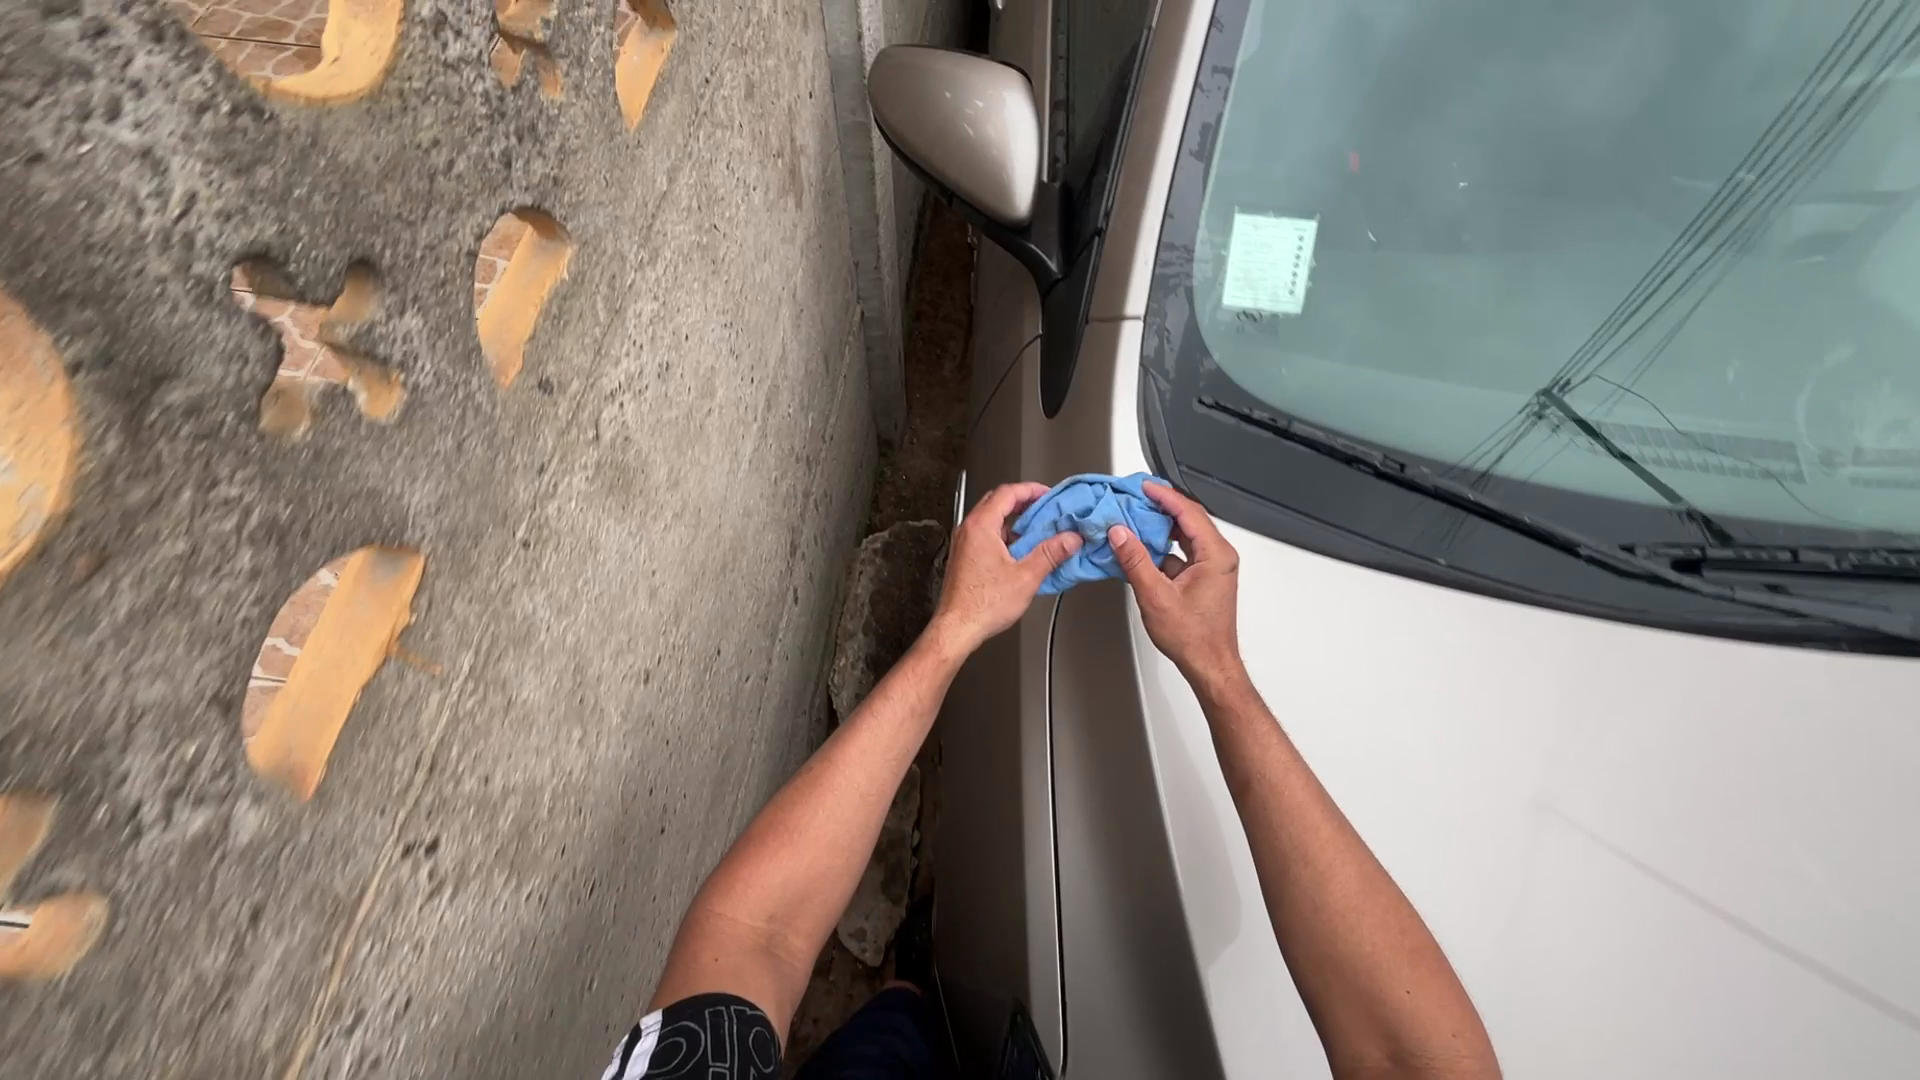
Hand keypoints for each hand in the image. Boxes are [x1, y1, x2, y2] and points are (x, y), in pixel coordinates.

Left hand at [927, 482, 1082, 654]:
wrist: (957, 628)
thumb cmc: (983, 605)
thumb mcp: (1026, 577)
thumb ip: (1050, 553)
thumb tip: (1070, 540)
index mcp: (981, 526)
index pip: (1007, 493)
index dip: (1031, 490)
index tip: (1047, 494)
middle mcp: (968, 530)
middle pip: (997, 502)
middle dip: (1023, 502)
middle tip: (1044, 508)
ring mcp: (963, 544)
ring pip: (991, 519)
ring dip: (1014, 520)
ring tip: (1037, 531)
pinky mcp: (964, 557)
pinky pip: (985, 535)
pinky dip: (1004, 535)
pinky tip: (1020, 552)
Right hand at [1108, 482, 1244, 686]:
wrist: (1208, 664)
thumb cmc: (1193, 637)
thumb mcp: (1156, 596)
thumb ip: (1135, 561)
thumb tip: (1119, 533)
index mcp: (1215, 555)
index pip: (1189, 513)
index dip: (1164, 496)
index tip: (1144, 487)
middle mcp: (1219, 557)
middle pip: (1188, 520)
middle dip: (1161, 507)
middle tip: (1136, 497)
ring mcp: (1212, 568)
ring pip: (1184, 536)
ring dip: (1159, 527)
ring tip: (1134, 518)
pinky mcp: (1203, 578)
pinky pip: (1181, 553)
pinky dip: (1161, 548)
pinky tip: (1140, 549)